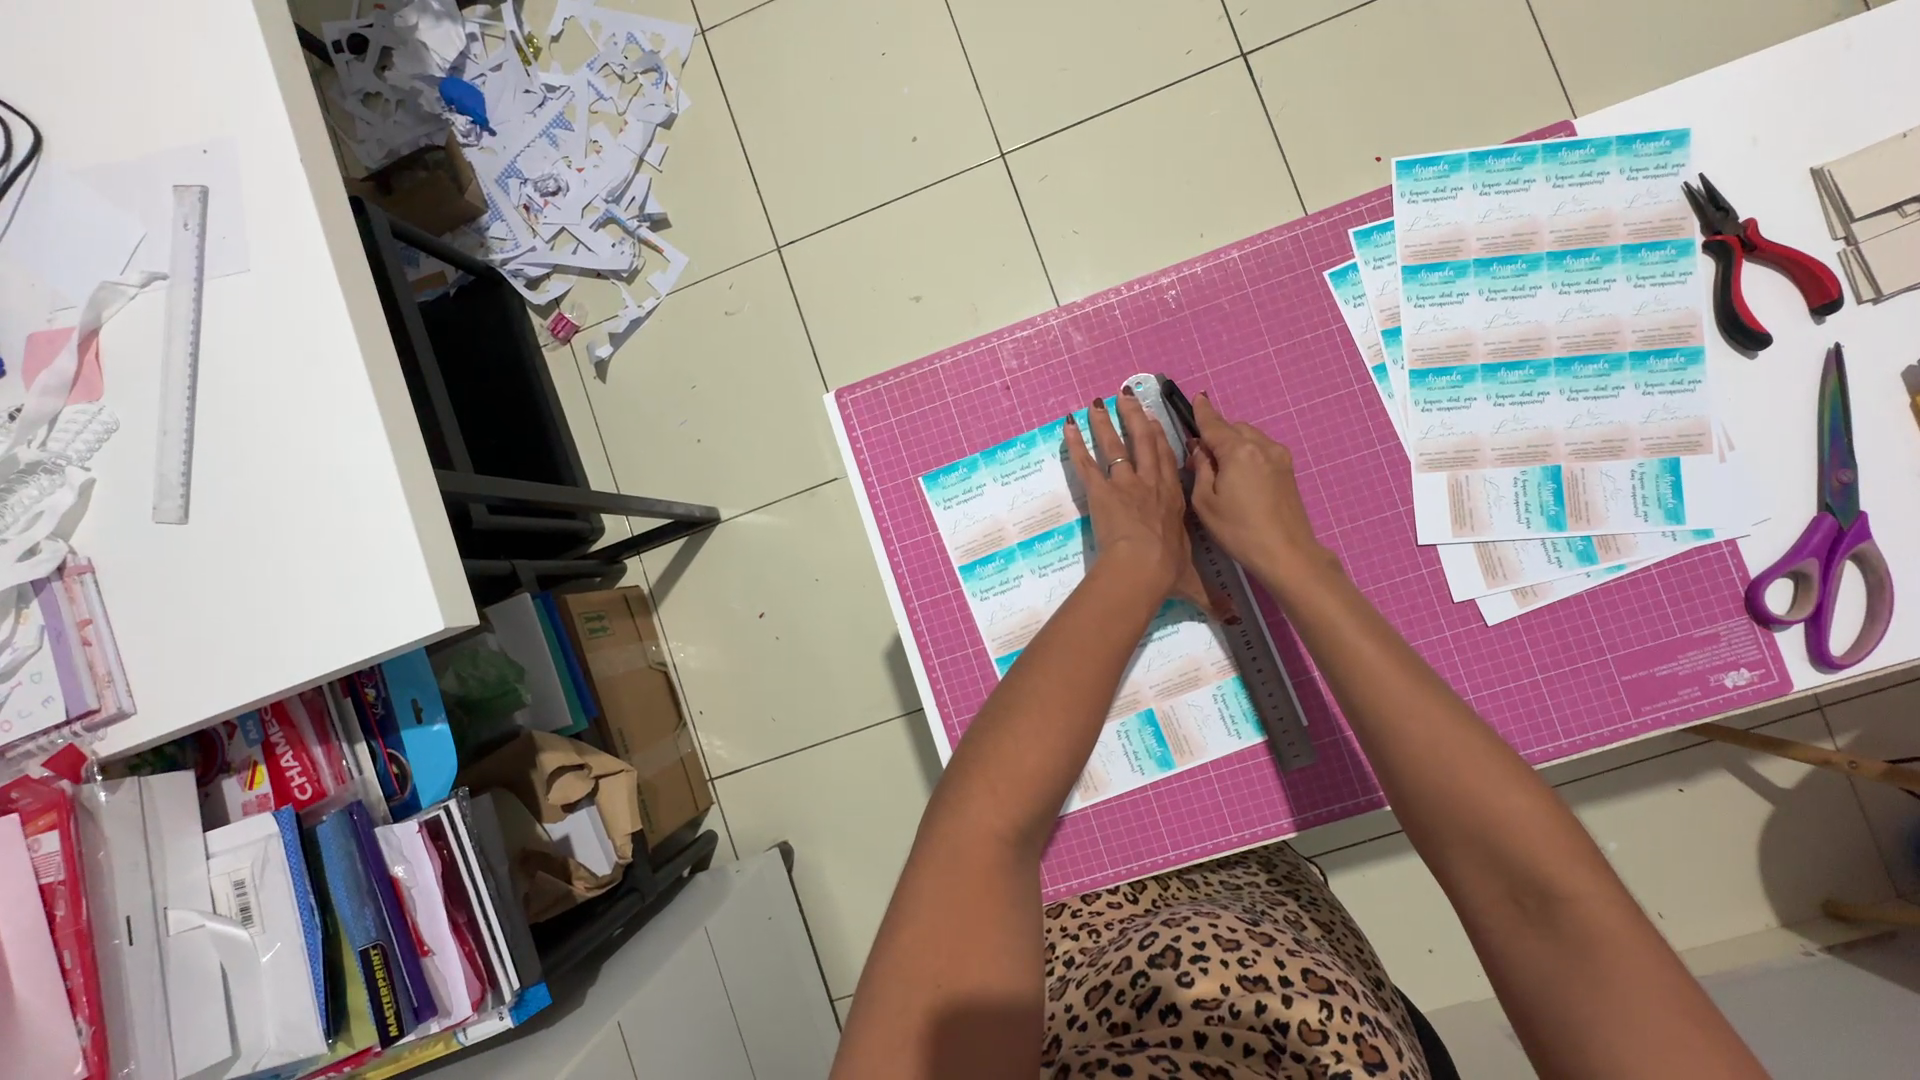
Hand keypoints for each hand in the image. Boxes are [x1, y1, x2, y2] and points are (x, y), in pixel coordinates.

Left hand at [1062, 392, 1218, 616]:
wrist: (1143, 567)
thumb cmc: (1168, 572)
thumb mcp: (1194, 584)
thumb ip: (1211, 597)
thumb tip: (1232, 619)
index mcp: (1173, 498)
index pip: (1167, 460)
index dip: (1160, 437)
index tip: (1154, 419)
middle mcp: (1151, 484)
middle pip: (1142, 442)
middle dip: (1134, 417)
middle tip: (1125, 396)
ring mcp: (1125, 484)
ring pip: (1114, 445)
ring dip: (1104, 423)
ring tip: (1097, 403)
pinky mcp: (1101, 490)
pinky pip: (1085, 462)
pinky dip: (1075, 443)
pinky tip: (1068, 426)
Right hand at [1188, 392, 1332, 583]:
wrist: (1286, 552)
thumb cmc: (1238, 530)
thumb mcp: (1205, 502)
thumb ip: (1201, 470)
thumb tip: (1201, 450)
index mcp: (1238, 450)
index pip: (1214, 423)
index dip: (1202, 411)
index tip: (1196, 397)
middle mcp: (1261, 446)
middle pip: (1234, 428)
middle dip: (1217, 434)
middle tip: (1200, 456)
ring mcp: (1279, 456)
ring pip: (1249, 438)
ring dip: (1233, 444)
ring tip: (1219, 468)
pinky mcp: (1288, 470)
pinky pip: (1261, 450)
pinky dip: (1247, 453)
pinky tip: (1239, 475)